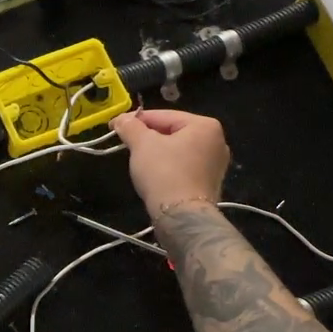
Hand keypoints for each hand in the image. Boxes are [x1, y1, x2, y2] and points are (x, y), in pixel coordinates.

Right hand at [110, 109, 230, 215]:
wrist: (181, 216)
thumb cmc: (164, 173)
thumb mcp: (142, 145)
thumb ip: (130, 127)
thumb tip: (120, 119)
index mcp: (204, 125)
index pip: (163, 116)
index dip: (136, 120)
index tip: (116, 126)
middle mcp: (217, 141)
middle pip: (173, 132)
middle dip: (149, 138)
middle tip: (126, 144)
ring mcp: (215, 164)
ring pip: (178, 151)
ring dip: (158, 153)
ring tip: (139, 161)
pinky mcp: (209, 183)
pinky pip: (184, 167)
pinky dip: (168, 168)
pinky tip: (155, 175)